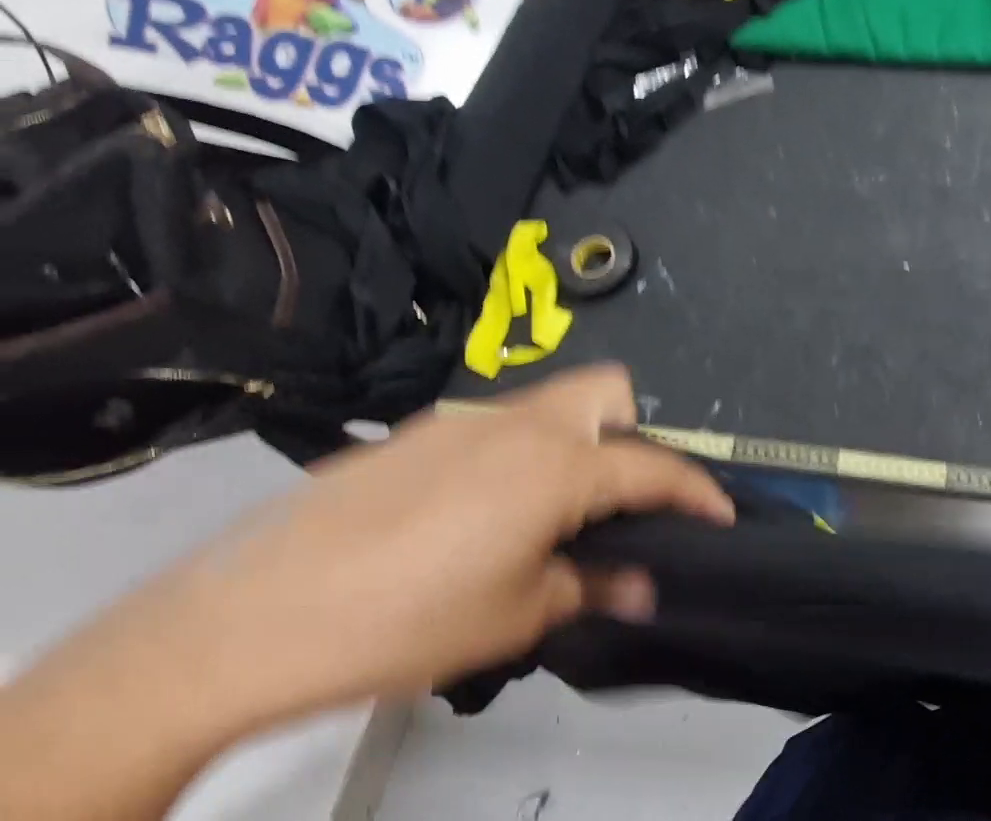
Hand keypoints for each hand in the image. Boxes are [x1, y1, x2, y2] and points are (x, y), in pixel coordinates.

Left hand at [0, 364, 732, 819]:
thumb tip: (639, 587)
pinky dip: (520, 451)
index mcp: (555, 465)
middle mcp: (515, 424)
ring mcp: (458, 420)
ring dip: (578, 440)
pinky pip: (494, 423)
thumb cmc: (403, 622)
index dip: (697, 491)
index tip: (721, 516)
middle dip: (636, 435)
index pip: (653, 465)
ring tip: (557, 510)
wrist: (245, 622)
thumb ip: (592, 587)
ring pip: (550, 403)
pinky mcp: (412, 435)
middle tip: (625, 499)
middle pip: (608, 392)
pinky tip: (484, 512)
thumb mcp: (515, 616)